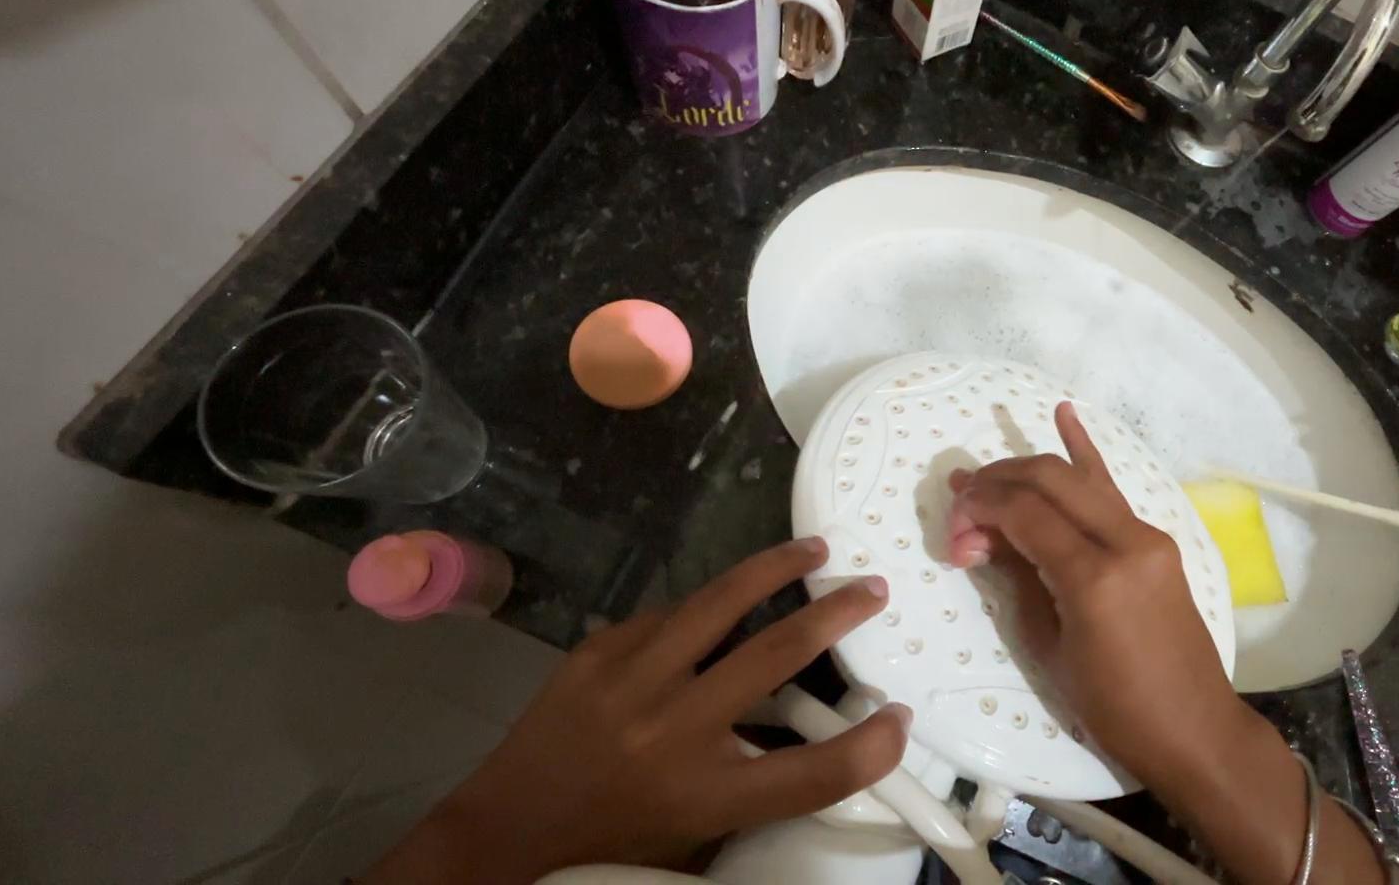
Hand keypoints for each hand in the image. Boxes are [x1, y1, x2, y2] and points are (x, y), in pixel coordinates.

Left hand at [360, 538, 910, 884]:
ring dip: (776, 569)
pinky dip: (702, 611)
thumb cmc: (608, 849)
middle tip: (872, 587)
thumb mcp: (693, 837)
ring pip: (720, 602)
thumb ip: (754, 788)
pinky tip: (716, 609)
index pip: (809, 777)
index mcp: (701, 798)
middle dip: (836, 614)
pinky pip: (668, 615)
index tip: (900, 717)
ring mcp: (629, 681)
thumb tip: (814, 731)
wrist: (498, 838)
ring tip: (813, 550)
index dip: (868, 749)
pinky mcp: (598, 650)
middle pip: (775, 655)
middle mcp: (671, 733)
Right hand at [942, 402, 1247, 791]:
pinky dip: (1085, 449)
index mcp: (1094, 577)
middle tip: (964, 504)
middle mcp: (1125, 540)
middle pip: (1047, 481)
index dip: (979, 510)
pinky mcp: (1154, 538)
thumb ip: (1017, 578)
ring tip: (987, 476)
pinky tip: (1065, 414)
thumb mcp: (1049, 647)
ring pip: (1077, 477)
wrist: (1194, 729)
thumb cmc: (1114, 707)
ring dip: (1027, 471)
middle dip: (997, 482)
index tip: (954, 531)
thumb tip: (981, 537)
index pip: (1024, 513)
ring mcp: (1146, 534)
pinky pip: (1111, 487)